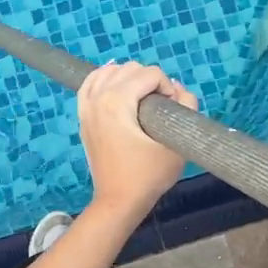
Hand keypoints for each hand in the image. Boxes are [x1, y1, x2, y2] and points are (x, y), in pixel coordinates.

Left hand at [77, 60, 197, 217]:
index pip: (149, 73)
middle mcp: (97, 98)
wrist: (119, 199)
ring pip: (108, 71)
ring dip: (128, 77)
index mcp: (117, 102)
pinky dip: (104, 80)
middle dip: (150, 80)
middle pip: (129, 68)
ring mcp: (86, 106)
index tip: (172, 109)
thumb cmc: (148, 175)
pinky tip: (117, 88)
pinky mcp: (82, 116)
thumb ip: (185, 107)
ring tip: (143, 98)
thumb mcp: (176, 142)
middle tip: (161, 105)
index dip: (168, 87)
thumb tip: (178, 89)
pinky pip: (90, 84)